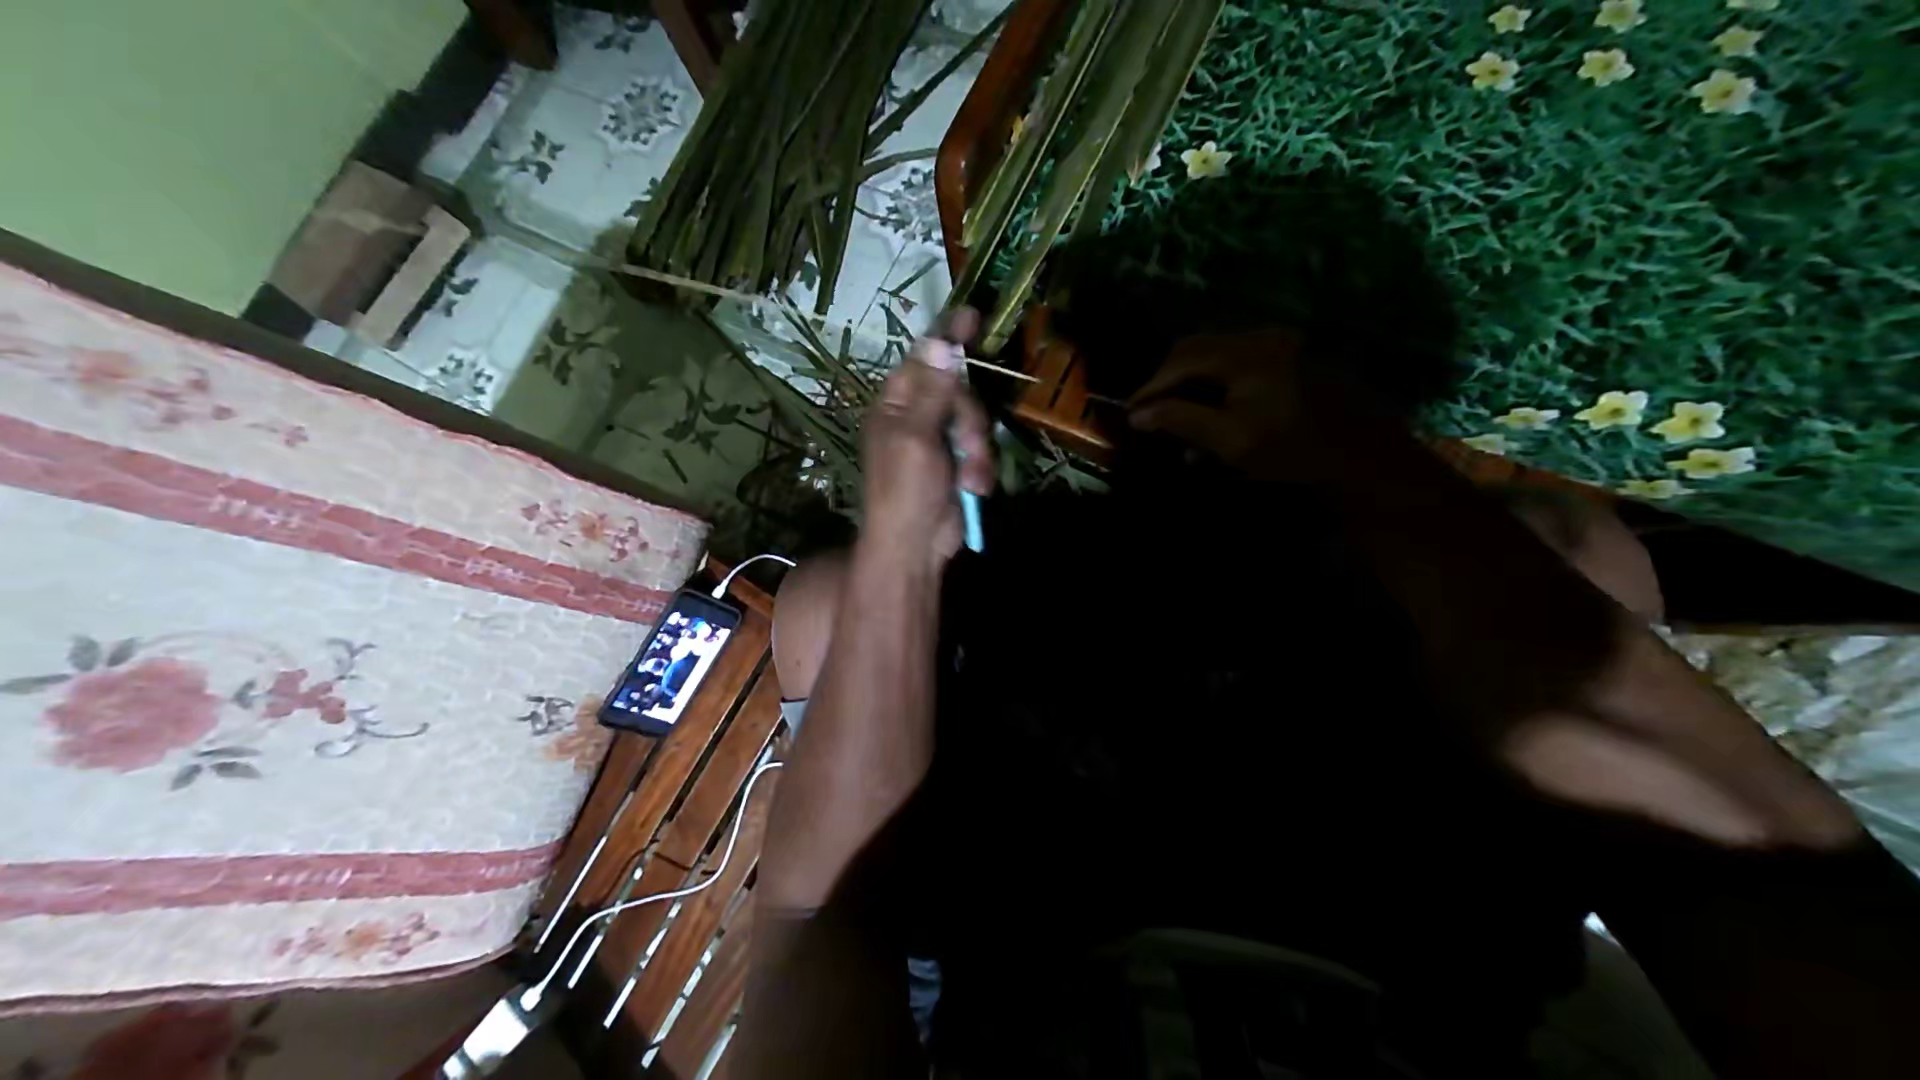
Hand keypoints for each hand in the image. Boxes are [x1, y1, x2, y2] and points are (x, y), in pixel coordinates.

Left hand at [860, 309, 992, 567]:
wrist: (916, 545)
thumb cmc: (905, 490)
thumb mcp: (916, 436)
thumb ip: (932, 390)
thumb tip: (939, 343)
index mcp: (896, 404)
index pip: (923, 358)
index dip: (946, 338)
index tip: (973, 316)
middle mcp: (917, 416)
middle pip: (959, 390)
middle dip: (969, 419)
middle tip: (967, 443)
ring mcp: (939, 441)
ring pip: (975, 421)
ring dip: (977, 451)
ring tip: (969, 478)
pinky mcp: (959, 464)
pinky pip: (981, 450)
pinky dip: (981, 470)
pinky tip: (973, 488)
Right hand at [1127, 327, 1385, 481]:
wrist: (1369, 457)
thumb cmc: (1295, 452)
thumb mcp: (1231, 441)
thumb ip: (1181, 421)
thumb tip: (1137, 414)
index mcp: (1245, 353)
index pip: (1181, 360)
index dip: (1151, 386)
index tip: (1130, 411)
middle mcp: (1263, 337)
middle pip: (1198, 348)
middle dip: (1169, 379)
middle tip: (1149, 410)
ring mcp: (1284, 344)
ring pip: (1219, 353)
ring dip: (1193, 381)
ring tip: (1178, 415)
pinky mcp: (1297, 358)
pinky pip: (1243, 361)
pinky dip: (1219, 382)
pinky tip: (1215, 412)